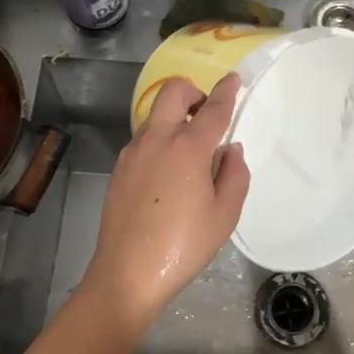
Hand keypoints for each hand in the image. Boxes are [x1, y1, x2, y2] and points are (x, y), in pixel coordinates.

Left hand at [79, 74, 250, 330]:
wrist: (127, 274)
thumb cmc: (184, 245)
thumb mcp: (225, 215)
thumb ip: (235, 175)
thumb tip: (230, 151)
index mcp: (188, 148)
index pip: (213, 108)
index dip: (227, 91)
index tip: (234, 79)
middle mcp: (157, 139)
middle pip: (174, 93)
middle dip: (193, 93)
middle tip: (207, 116)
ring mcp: (133, 152)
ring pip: (155, 116)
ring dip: (175, 119)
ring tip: (190, 156)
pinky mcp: (119, 168)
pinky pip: (144, 140)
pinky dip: (160, 141)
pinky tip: (168, 176)